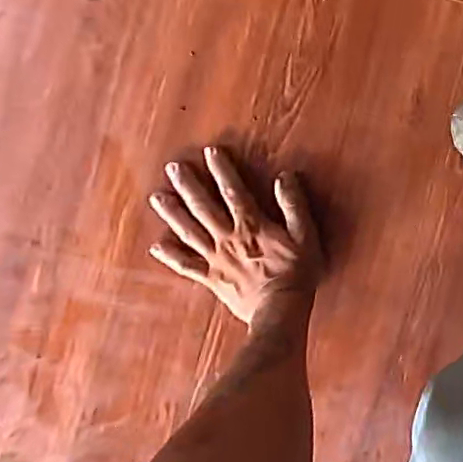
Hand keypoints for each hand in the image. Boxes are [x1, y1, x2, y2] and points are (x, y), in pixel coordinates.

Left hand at [148, 146, 321, 328]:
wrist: (281, 310)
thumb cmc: (297, 271)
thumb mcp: (305, 234)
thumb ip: (294, 205)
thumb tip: (285, 177)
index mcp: (252, 225)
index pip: (233, 192)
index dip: (222, 170)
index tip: (210, 151)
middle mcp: (228, 238)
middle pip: (204, 208)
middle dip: (189, 186)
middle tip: (172, 168)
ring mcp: (216, 259)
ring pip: (189, 232)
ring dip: (172, 214)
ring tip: (157, 197)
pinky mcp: (212, 279)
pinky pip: (186, 266)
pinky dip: (171, 256)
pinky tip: (157, 246)